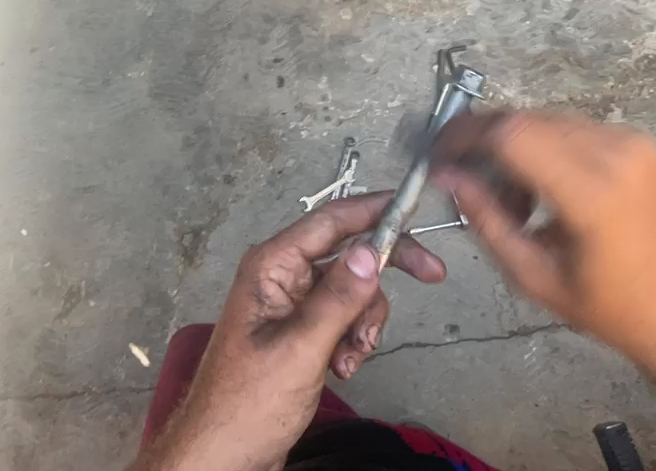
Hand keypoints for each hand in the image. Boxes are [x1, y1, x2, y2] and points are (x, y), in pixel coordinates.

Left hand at [135, 193, 445, 470]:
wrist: (222, 454)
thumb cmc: (249, 401)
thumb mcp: (300, 348)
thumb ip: (337, 299)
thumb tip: (371, 250)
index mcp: (273, 264)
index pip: (331, 221)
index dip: (374, 210)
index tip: (415, 209)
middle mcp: (283, 273)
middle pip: (347, 252)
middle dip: (383, 270)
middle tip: (433, 276)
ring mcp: (292, 302)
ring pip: (351, 289)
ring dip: (364, 322)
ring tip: (351, 358)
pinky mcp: (301, 329)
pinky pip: (343, 317)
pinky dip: (353, 339)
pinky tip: (342, 368)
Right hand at [433, 111, 655, 432]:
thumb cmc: (611, 308)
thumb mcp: (533, 276)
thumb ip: (485, 219)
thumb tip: (447, 176)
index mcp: (591, 193)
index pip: (511, 135)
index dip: (464, 136)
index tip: (439, 154)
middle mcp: (614, 154)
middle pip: (523, 121)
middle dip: (483, 140)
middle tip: (463, 174)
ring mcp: (630, 142)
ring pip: (543, 120)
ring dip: (512, 146)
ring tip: (511, 196)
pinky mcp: (637, 141)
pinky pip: (569, 127)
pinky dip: (541, 147)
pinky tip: (541, 187)